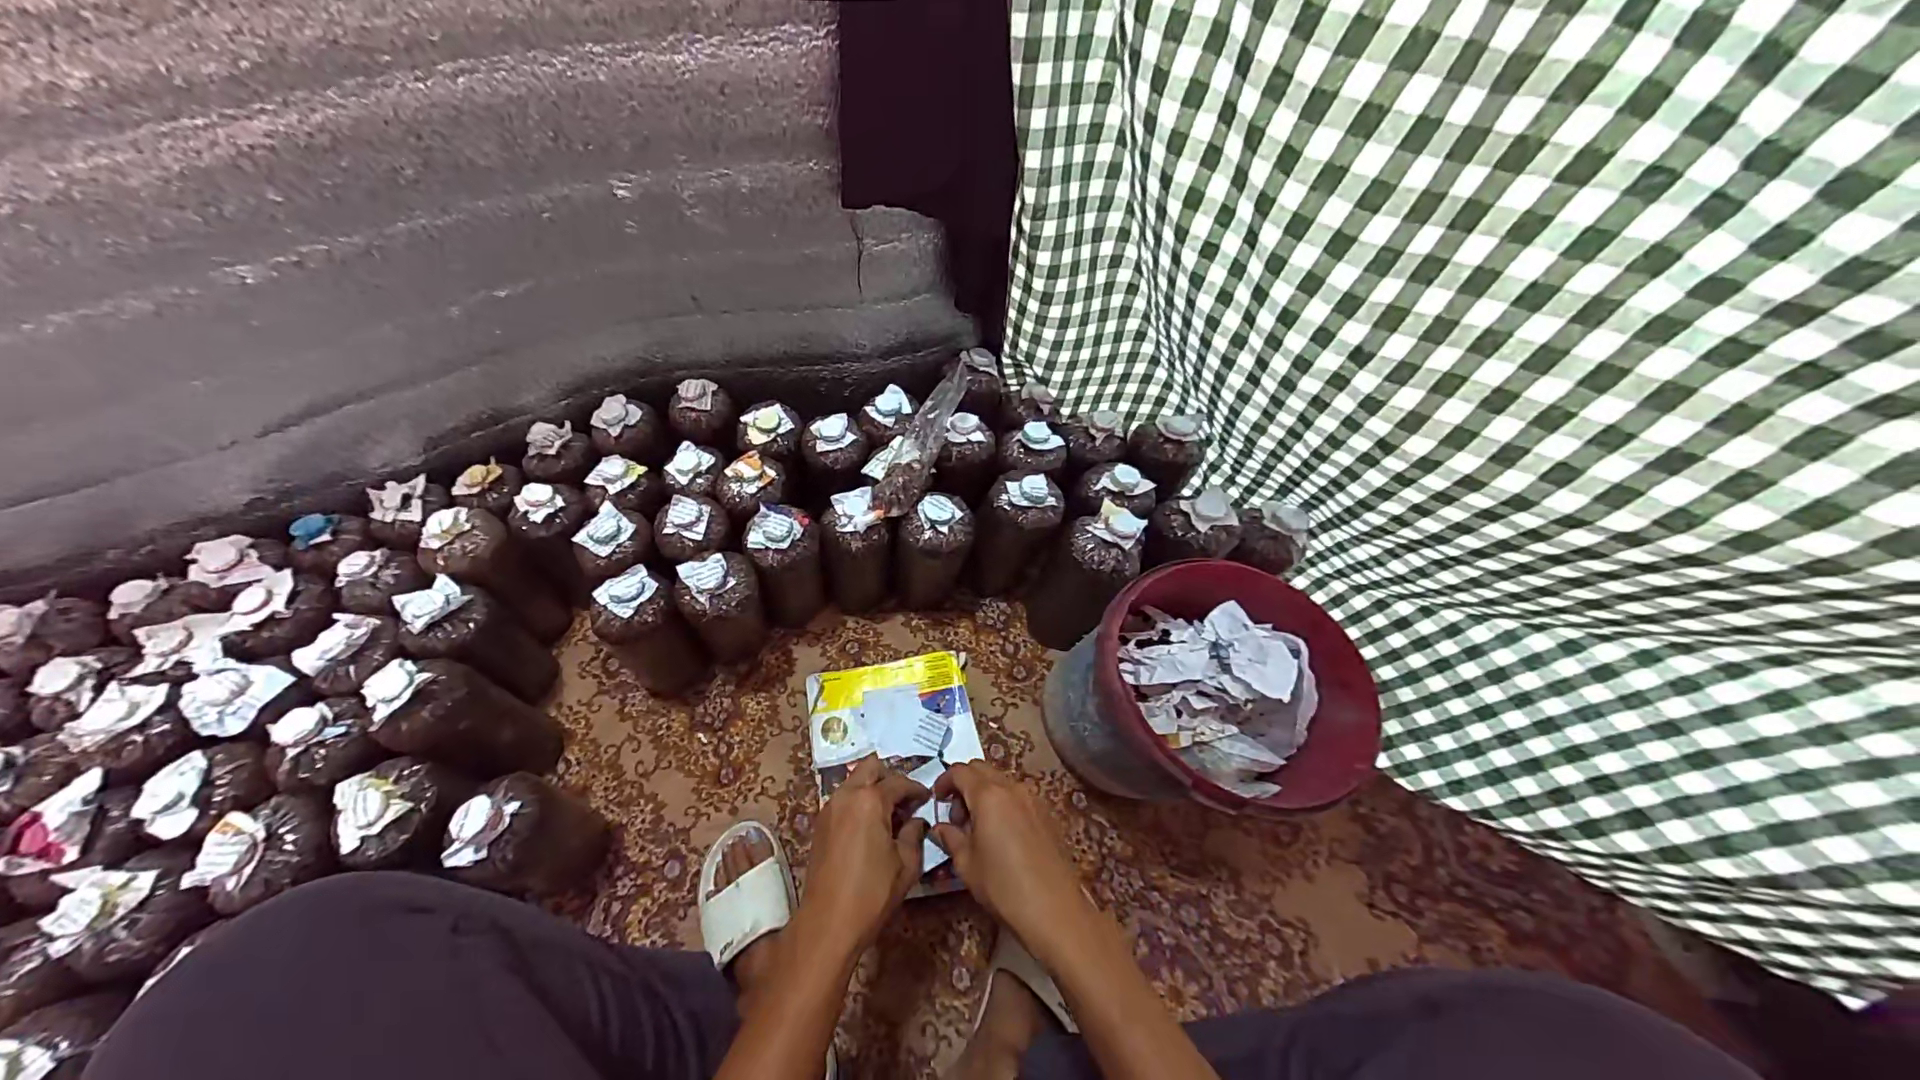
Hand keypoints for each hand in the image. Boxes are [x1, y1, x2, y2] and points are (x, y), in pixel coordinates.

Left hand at [795, 756, 929, 955]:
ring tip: (889, 816)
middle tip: (905, 801)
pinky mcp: (820, 825)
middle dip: (890, 778)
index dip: (917, 789)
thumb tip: (916, 821)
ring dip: (872, 790)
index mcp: (870, 800)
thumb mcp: (906, 863)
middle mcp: (846, 796)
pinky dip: (858, 803)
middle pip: (870, 768)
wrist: (828, 923)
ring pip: (854, 782)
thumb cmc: (872, 892)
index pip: (899, 782)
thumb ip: (914, 834)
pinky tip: (870, 828)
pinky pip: (843, 800)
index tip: (927, 798)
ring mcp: (829, 809)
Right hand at [932, 762, 1088, 947]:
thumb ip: (951, 838)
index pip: (960, 771)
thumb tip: (941, 828)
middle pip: (981, 769)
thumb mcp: (966, 864)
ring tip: (978, 828)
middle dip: (964, 784)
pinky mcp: (1047, 814)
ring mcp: (1033, 799)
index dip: (944, 781)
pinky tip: (1001, 835)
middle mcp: (1012, 788)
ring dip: (984, 793)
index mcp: (988, 795)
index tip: (937, 800)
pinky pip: (1018, 797)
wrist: (1054, 909)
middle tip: (956, 816)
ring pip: (1001, 781)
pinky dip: (1003, 803)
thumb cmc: (1003, 886)